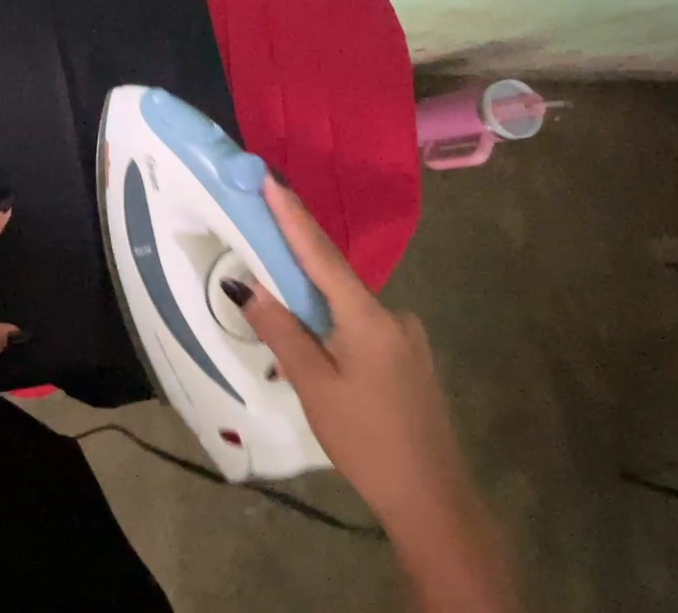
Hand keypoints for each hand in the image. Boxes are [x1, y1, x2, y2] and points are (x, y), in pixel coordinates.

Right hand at [225, 176, 467, 522]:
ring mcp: (405, 338)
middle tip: (257, 230)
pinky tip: (314, 347)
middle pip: (333, 277)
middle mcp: (392, 317)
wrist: (432, 498)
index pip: (320, 255)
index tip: (270, 179)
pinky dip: (330, 324)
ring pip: (345, 307)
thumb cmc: (365, 438)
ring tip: (275, 310)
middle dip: (294, 255)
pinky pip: (359, 326)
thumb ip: (280, 329)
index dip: (292, 216)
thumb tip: (245, 285)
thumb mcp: (312, 383)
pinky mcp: (408, 359)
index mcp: (368, 318)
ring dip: (311, 301)